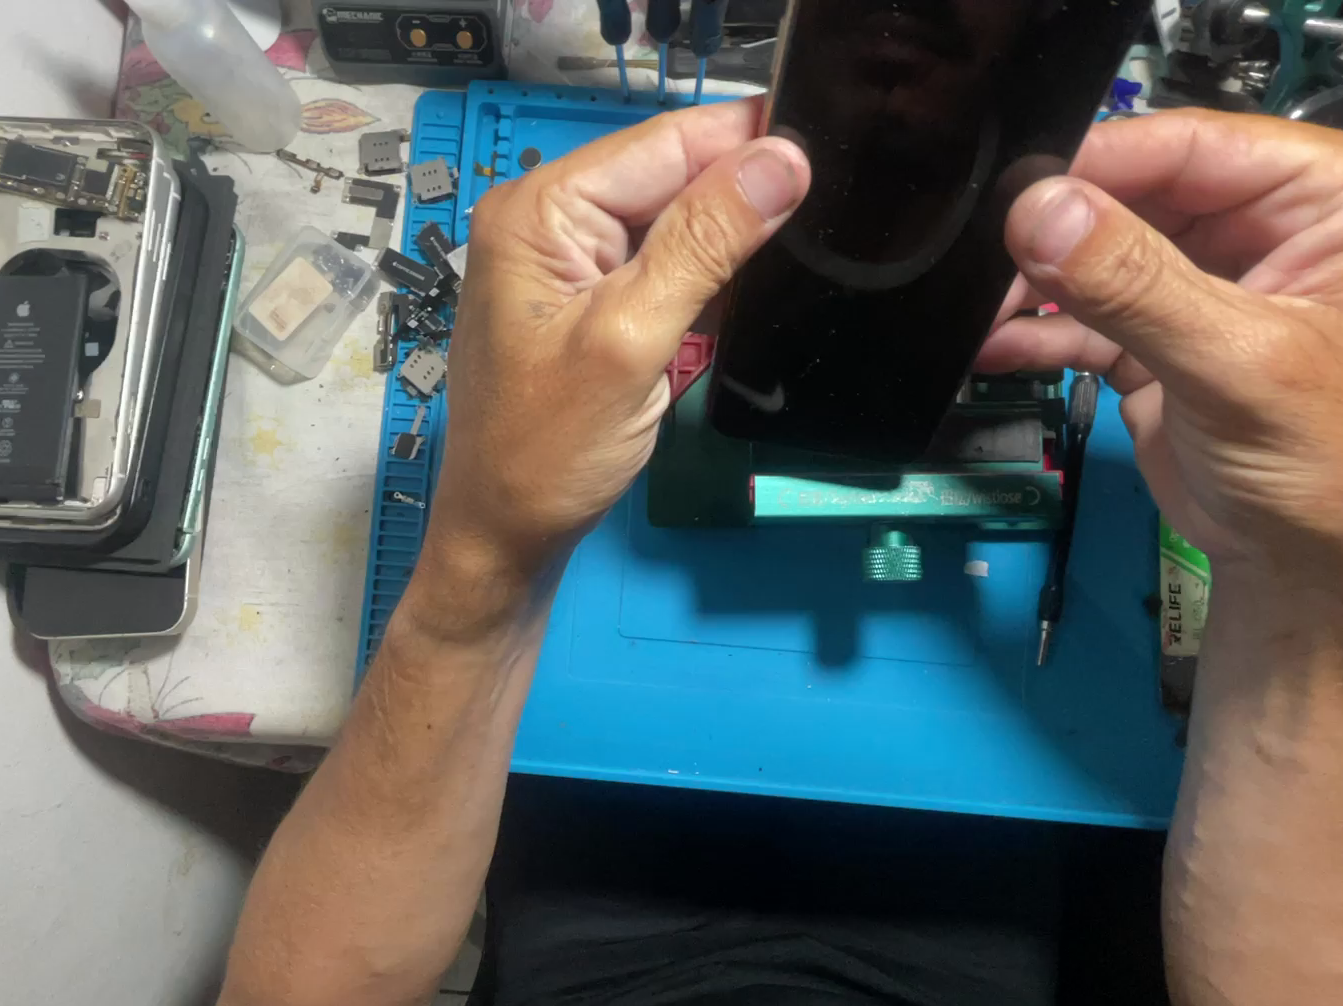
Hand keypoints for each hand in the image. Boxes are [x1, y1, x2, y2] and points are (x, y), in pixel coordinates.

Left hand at [427, 99, 809, 589]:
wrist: (509, 530)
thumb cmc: (551, 449)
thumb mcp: (630, 340)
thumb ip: (703, 245)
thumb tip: (784, 158)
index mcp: (541, 212)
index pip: (663, 144)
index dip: (748, 138)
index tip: (832, 140)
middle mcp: (551, 224)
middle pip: (668, 181)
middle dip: (742, 189)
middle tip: (831, 198)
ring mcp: (571, 270)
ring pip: (672, 227)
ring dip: (729, 238)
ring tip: (806, 237)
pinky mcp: (592, 309)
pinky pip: (660, 272)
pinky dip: (705, 280)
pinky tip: (751, 284)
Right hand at [979, 110, 1342, 595]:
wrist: (1314, 566)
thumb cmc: (1329, 460)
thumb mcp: (1236, 363)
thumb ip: (1135, 285)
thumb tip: (1038, 211)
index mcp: (1321, 199)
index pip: (1187, 148)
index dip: (1094, 170)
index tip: (1007, 204)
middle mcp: (1257, 231)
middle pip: (1128, 202)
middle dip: (1052, 239)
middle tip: (982, 274)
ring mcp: (1196, 290)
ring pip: (1091, 263)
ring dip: (1032, 292)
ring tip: (978, 320)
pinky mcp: (1150, 344)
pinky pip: (1078, 322)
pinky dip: (1035, 337)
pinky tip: (993, 351)